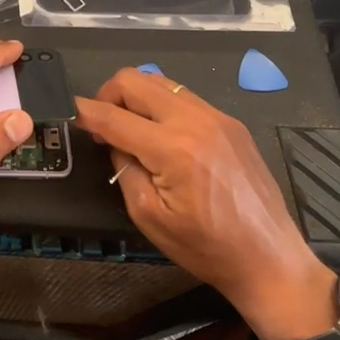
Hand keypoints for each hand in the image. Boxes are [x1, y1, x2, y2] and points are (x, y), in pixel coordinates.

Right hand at [75, 68, 338, 339]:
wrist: (270, 260)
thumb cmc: (206, 247)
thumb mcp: (148, 217)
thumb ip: (123, 169)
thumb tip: (111, 140)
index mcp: (172, 149)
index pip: (113, 116)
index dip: (84, 112)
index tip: (69, 111)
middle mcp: (194, 121)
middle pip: (134, 80)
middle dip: (108, 94)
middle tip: (101, 123)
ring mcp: (216, 117)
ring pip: (159, 81)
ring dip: (136, 96)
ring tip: (130, 126)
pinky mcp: (231, 122)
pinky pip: (184, 96)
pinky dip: (162, 104)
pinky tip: (162, 133)